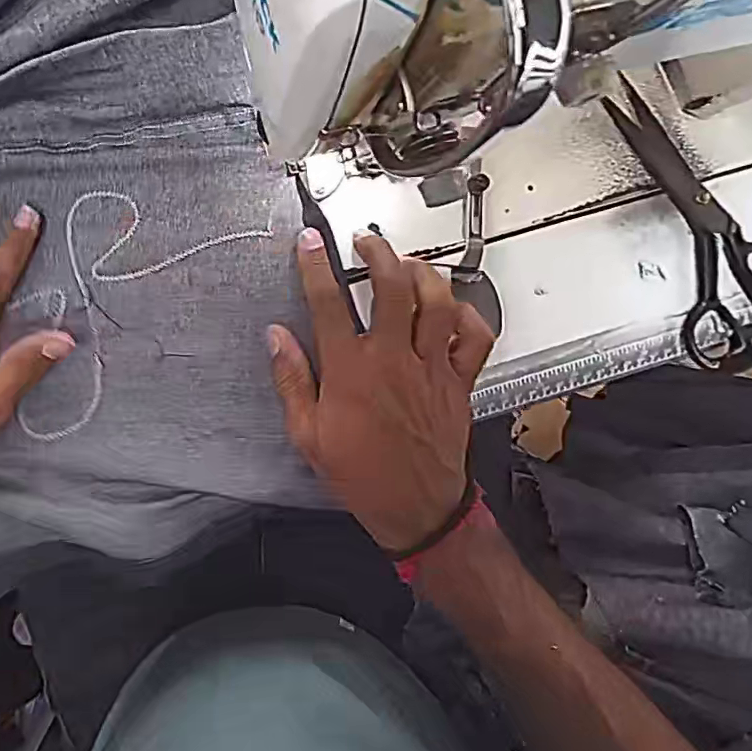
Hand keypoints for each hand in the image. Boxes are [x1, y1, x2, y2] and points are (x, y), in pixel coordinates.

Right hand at [266, 230, 494, 552]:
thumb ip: (291, 380)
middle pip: (391, 287)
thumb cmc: (362, 474)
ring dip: (421, 273)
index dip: (316, 267)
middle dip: (377, 253)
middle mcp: (392, 360)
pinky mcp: (458, 381)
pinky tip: (451, 307)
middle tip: (366, 241)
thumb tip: (277, 339)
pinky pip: (474, 337)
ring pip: (435, 302)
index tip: (310, 244)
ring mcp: (430, 368)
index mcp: (351, 371)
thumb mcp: (307, 434)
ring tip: (406, 263)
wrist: (416, 509)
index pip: (329, 304)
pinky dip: (467, 314)